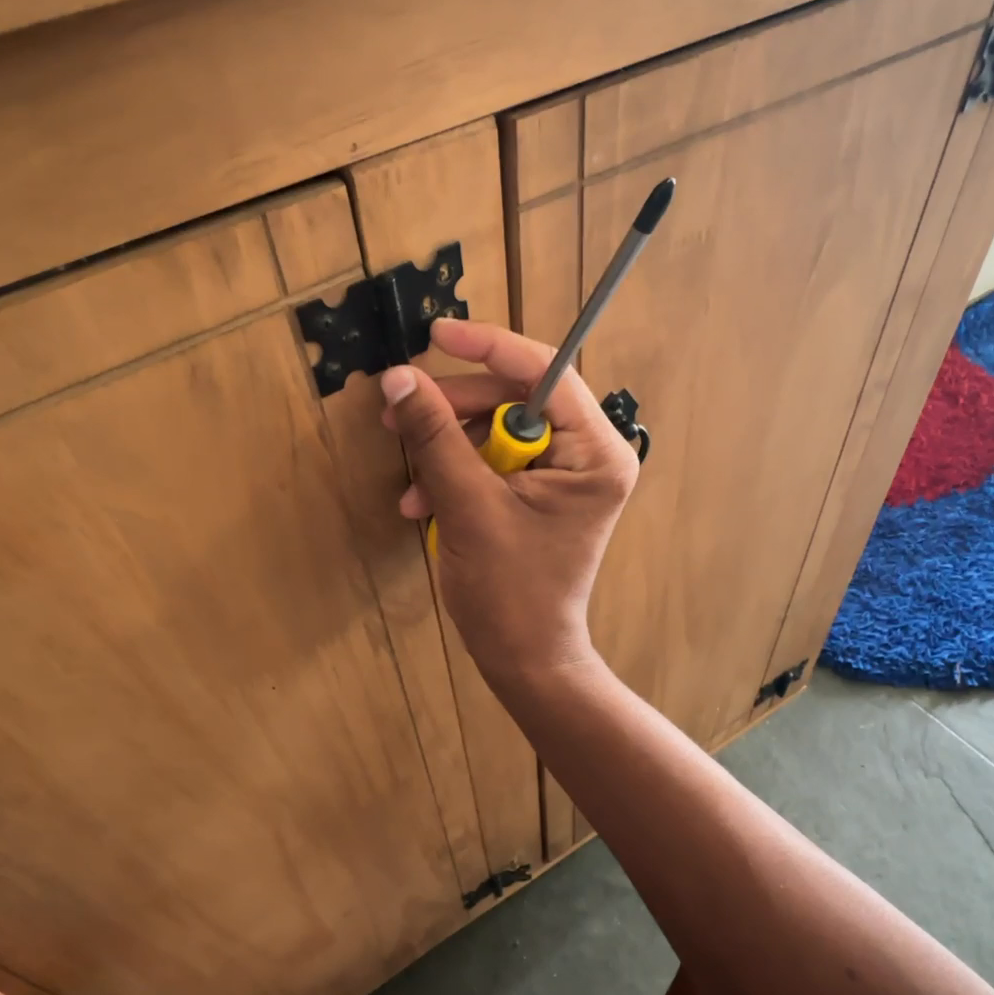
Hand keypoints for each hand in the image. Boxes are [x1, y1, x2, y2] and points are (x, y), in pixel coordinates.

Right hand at [381, 318, 638, 686]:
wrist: (525, 659)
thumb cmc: (509, 591)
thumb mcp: (467, 506)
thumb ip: (434, 436)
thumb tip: (398, 377)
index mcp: (595, 451)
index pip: (544, 372)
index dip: (487, 348)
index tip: (437, 335)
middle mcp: (589, 453)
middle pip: (515, 397)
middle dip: (454, 409)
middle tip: (400, 413)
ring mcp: (565, 474)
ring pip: (495, 428)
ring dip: (447, 449)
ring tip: (412, 487)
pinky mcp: (540, 493)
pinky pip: (492, 460)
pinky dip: (455, 475)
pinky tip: (423, 505)